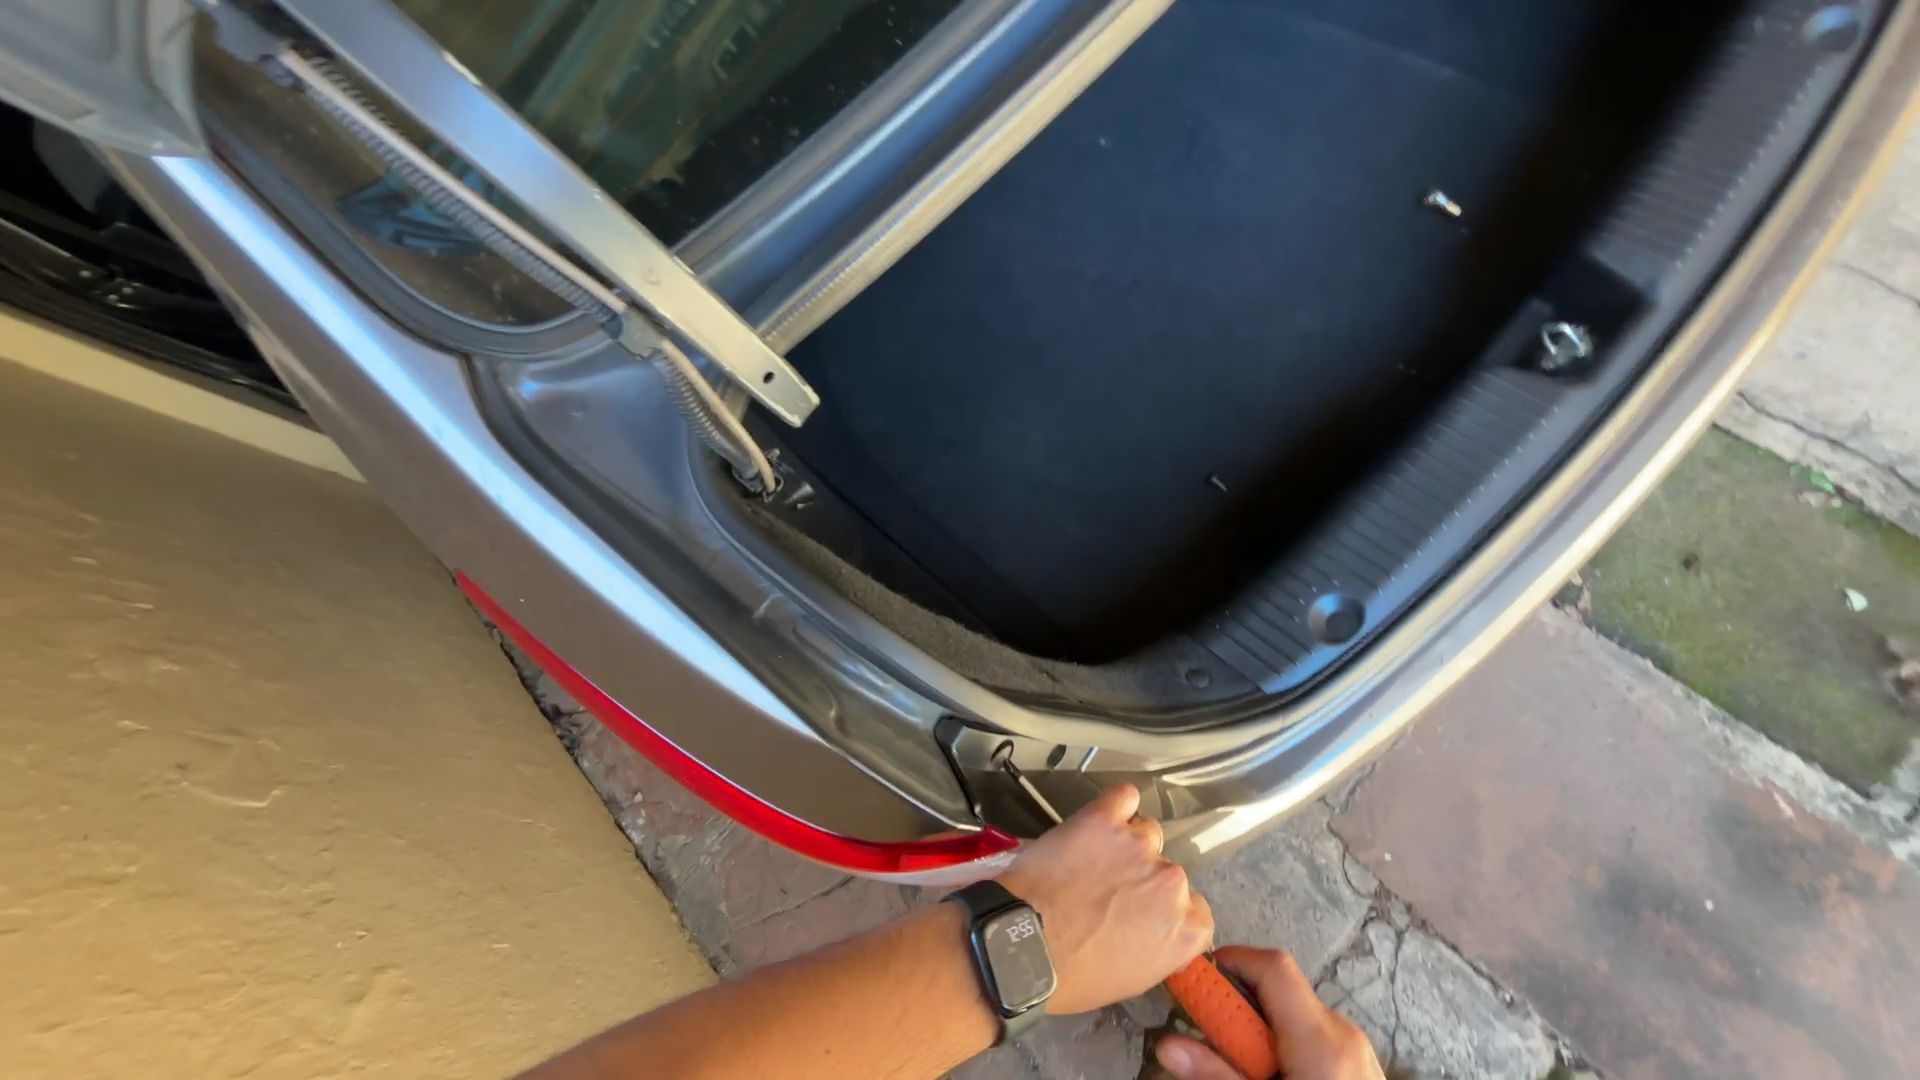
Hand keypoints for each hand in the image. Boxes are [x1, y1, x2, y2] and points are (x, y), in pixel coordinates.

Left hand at [991, 784, 1211, 1013]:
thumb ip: (1159, 943)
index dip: (1165, 908)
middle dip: (1141, 876)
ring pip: (1145, 831)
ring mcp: (1139, 845)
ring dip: (1126, 841)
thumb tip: (1152, 924)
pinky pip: (1124, 796)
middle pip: (1167, 868)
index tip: (1141, 911)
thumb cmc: (1074, 975)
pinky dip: (1116, 804)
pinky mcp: (1105, 818)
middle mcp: (1173, 882)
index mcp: (1186, 929)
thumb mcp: (1134, 977)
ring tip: (1094, 856)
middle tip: (1107, 887)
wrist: (1026, 943)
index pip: (1195, 907)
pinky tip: (1102, 816)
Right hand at [1153, 946, 1385, 1079]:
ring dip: (1260, 1030)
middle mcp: (1343, 1033)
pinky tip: (1273, 1079)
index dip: (1231, 961)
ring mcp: (1358, 1050)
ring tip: (1245, 1071)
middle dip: (1239, 1005)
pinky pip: (1312, 1035)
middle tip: (1213, 1040)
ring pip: (1293, 1013)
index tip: (1198, 985)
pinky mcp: (1361, 1067)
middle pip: (1279, 989)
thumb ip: (1217, 1076)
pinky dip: (1282, 1044)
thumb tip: (1166, 1045)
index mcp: (1321, 1041)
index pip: (1273, 967)